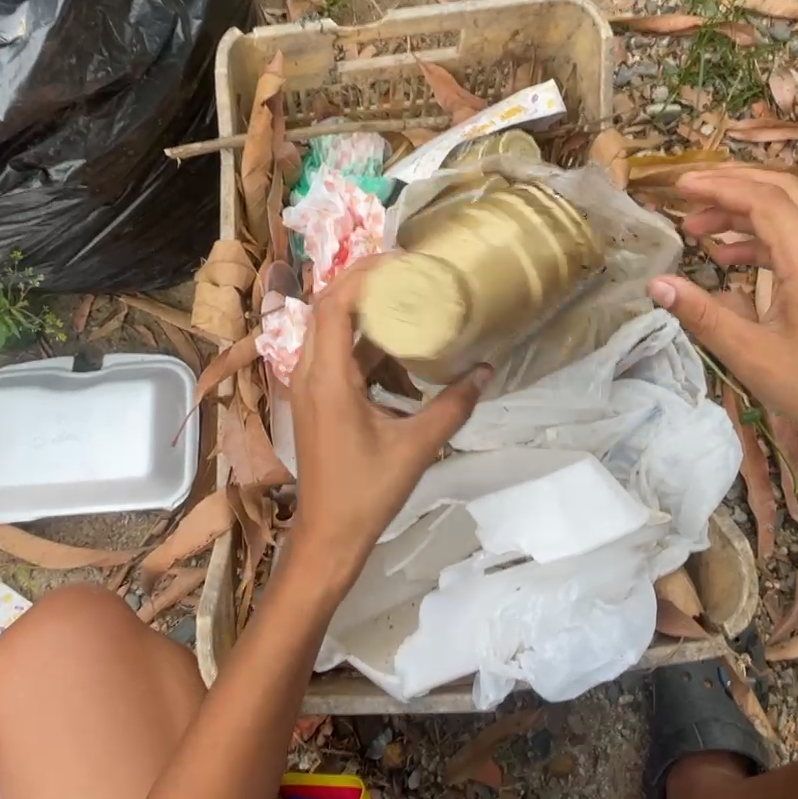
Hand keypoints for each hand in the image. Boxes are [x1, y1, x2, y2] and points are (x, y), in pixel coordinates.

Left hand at [289, 260, 488, 576]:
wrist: (328, 536)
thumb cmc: (367, 492)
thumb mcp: (418, 447)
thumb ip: (453, 405)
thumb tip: (488, 370)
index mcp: (328, 378)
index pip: (335, 303)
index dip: (364, 273)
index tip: (404, 261)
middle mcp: (310, 373)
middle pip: (329, 308)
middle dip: (366, 285)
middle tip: (410, 273)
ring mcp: (309, 388)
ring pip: (333, 333)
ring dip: (368, 317)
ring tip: (410, 305)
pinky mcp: (316, 401)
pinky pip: (338, 358)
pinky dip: (367, 349)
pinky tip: (402, 359)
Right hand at [648, 168, 797, 474]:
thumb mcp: (752, 356)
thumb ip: (703, 314)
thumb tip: (656, 284)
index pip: (764, 200)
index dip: (718, 187)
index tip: (678, 186)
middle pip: (783, 191)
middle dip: (731, 186)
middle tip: (685, 194)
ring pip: (794, 212)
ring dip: (745, 212)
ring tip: (697, 228)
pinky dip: (764, 236)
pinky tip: (731, 257)